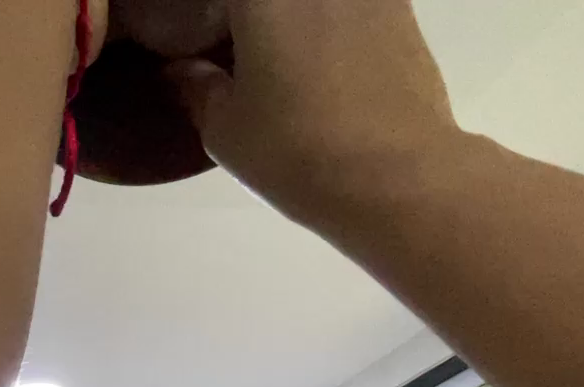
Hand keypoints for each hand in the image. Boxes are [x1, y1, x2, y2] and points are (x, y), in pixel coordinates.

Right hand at [170, 0, 465, 229]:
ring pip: (309, 7)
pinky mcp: (399, 5)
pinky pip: (345, 8)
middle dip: (242, 22)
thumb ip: (197, 89)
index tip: (197, 58)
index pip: (216, 3)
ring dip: (288, 25)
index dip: (205, 27)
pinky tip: (320, 68)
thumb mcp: (224, 130)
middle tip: (230, 56)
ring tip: (276, 66)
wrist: (391, 173)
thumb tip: (184, 70)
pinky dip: (326, 27)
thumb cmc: (293, 150)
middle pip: (263, 1)